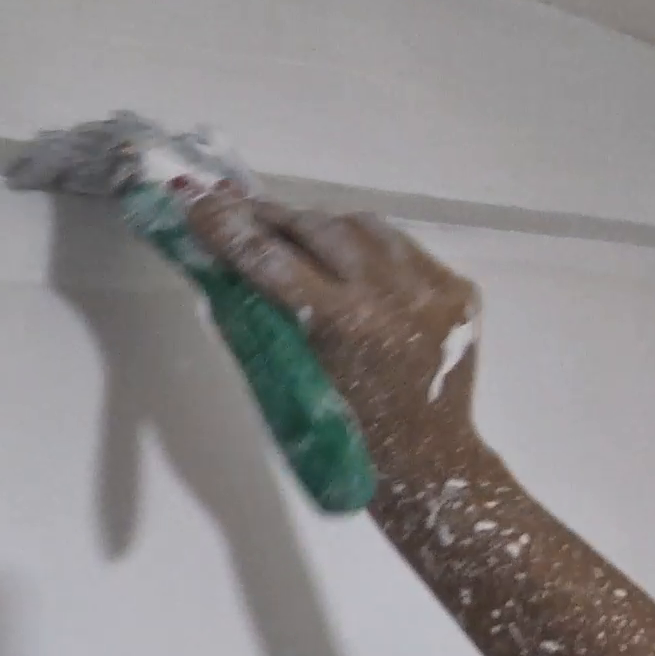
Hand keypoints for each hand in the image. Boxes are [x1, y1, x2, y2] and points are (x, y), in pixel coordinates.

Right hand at [187, 191, 482, 483]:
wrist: (425, 455)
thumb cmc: (335, 432)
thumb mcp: (283, 378)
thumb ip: (255, 321)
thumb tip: (221, 271)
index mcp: (341, 325)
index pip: (270, 259)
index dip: (228, 228)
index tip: (198, 200)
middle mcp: (392, 295)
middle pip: (318, 229)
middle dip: (270, 215)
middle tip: (232, 204)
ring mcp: (432, 287)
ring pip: (361, 226)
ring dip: (315, 225)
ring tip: (284, 228)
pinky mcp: (457, 287)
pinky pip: (398, 246)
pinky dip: (360, 245)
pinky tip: (340, 257)